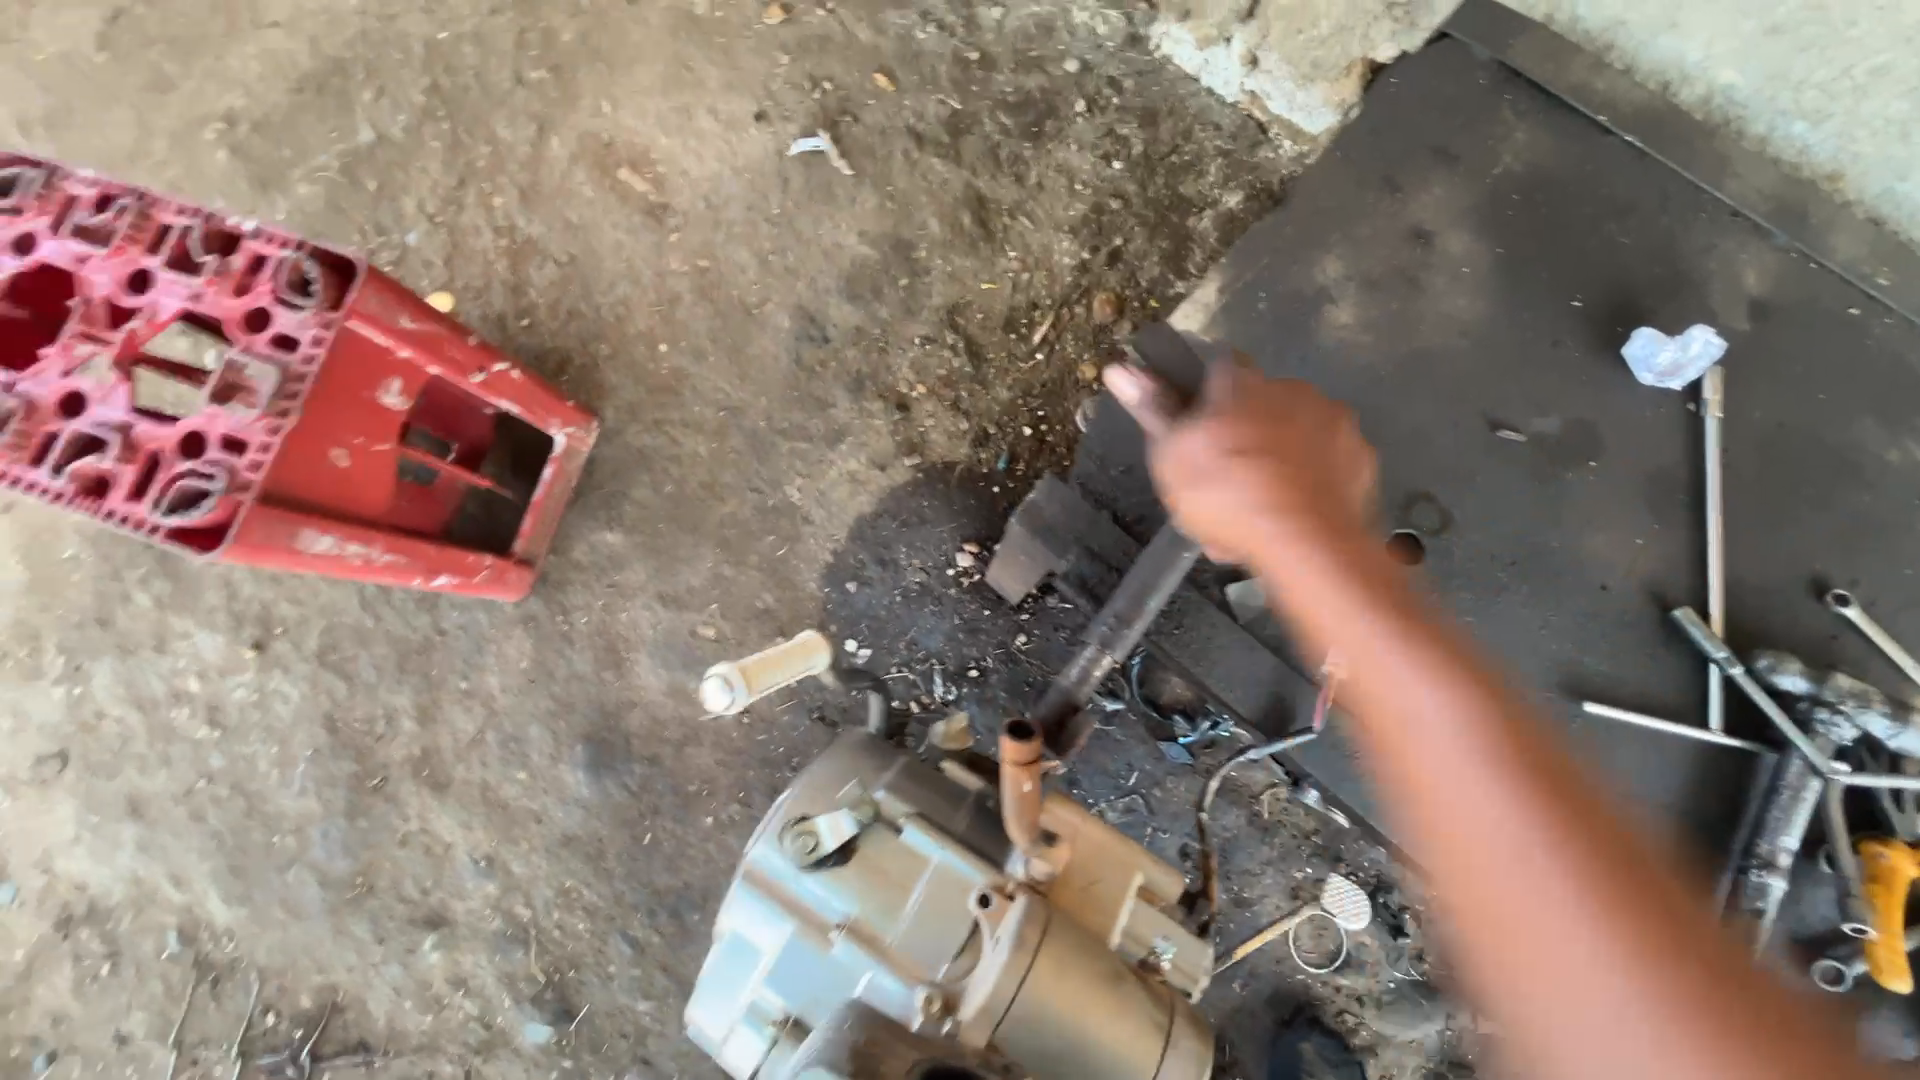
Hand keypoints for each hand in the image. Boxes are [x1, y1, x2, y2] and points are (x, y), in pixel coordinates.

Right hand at [1103, 360, 1376, 563]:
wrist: (1305, 542)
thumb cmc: (1226, 494)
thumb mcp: (1170, 456)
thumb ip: (1151, 409)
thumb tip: (1117, 368)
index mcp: (1241, 383)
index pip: (1219, 364)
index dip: (1205, 391)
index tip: (1195, 423)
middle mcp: (1292, 390)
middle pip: (1260, 403)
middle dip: (1243, 432)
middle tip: (1222, 479)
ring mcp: (1334, 422)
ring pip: (1295, 434)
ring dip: (1276, 458)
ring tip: (1256, 506)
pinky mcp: (1362, 458)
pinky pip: (1326, 463)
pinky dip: (1309, 481)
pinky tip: (1291, 512)